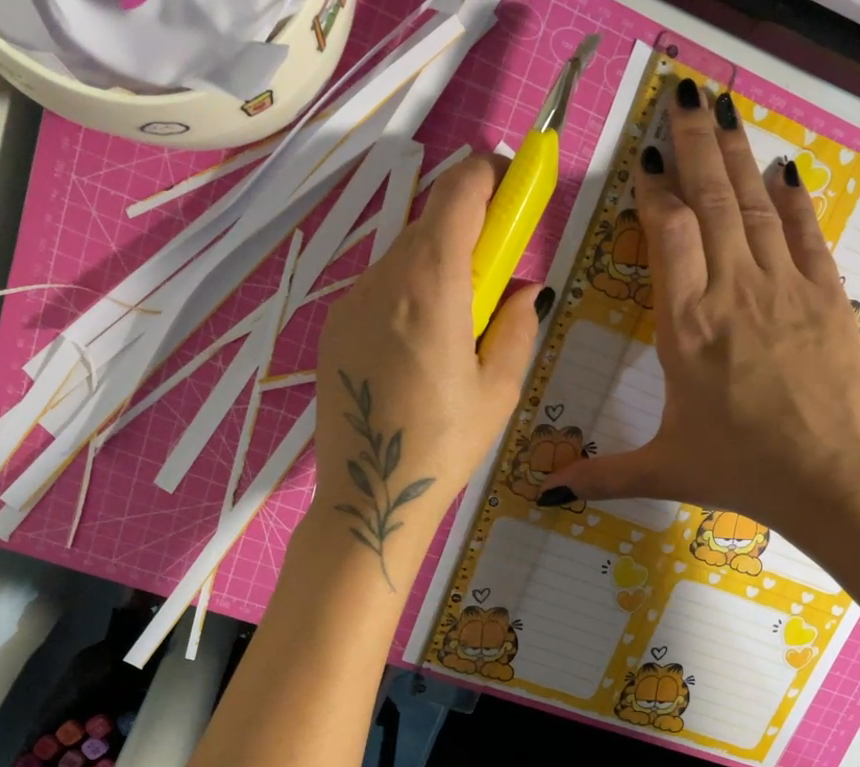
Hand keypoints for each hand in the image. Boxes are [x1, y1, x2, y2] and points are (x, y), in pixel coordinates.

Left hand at [308, 155, 542, 587]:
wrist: (369, 497)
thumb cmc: (445, 445)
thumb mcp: (499, 388)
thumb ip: (518, 324)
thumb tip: (526, 287)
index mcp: (432, 283)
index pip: (459, 190)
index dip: (492, 175)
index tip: (516, 189)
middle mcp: (384, 278)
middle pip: (432, 223)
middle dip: (471, 234)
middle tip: (498, 281)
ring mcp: (351, 302)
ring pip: (404, 258)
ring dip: (439, 269)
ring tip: (459, 331)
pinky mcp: (333, 329)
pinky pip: (380, 291)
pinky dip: (409, 297)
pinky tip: (420, 352)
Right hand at [541, 79, 859, 531]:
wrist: (837, 479)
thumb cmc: (744, 473)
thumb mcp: (665, 471)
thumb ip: (603, 476)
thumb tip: (545, 494)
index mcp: (686, 329)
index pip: (668, 237)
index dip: (655, 194)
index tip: (646, 163)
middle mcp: (732, 293)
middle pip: (710, 202)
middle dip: (694, 146)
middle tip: (683, 97)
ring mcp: (784, 289)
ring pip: (754, 207)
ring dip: (737, 156)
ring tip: (722, 111)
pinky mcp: (827, 297)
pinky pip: (805, 234)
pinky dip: (792, 200)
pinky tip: (785, 172)